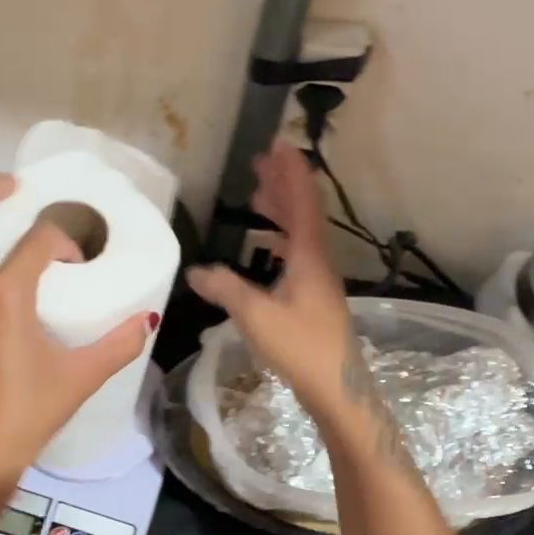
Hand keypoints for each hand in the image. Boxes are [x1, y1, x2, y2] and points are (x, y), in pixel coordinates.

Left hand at [0, 174, 154, 489]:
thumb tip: (145, 320)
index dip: (64, 238)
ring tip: (11, 237)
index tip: (79, 262)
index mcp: (5, 295)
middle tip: (15, 185)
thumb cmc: (26, 416)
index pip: (38, 239)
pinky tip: (0, 292)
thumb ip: (117, 345)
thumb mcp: (79, 379)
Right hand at [186, 142, 358, 422]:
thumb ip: (226, 289)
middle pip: (303, 213)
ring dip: (282, 212)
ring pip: (301, 235)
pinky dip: (281, 240)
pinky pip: (298, 255)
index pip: (302, 202)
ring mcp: (318, 283)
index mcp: (309, 257)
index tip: (279, 145)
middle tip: (261, 163)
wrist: (337, 389)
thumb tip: (196, 272)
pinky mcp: (314, 301)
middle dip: (283, 186)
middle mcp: (318, 263)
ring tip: (260, 195)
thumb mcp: (256, 316)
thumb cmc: (300, 348)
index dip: (291, 172)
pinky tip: (268, 249)